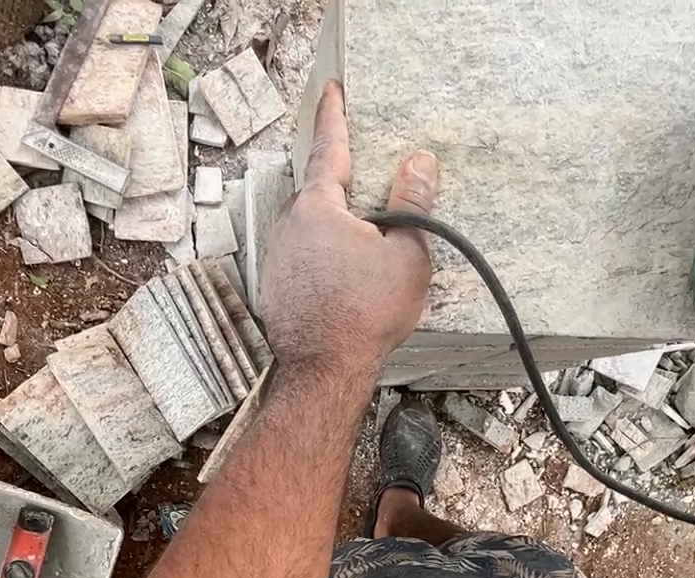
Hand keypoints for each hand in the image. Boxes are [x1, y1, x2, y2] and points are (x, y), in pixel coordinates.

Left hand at [261, 81, 440, 384]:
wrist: (325, 369)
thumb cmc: (366, 313)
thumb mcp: (405, 256)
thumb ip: (412, 205)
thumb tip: (419, 163)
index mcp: (319, 207)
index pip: (328, 148)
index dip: (335, 117)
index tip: (333, 92)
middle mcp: (289, 225)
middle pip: (318, 192)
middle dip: (339, 183)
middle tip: (363, 178)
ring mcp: (277, 258)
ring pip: (309, 229)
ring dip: (332, 228)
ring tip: (360, 243)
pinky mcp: (275, 287)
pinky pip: (302, 258)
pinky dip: (321, 258)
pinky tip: (341, 279)